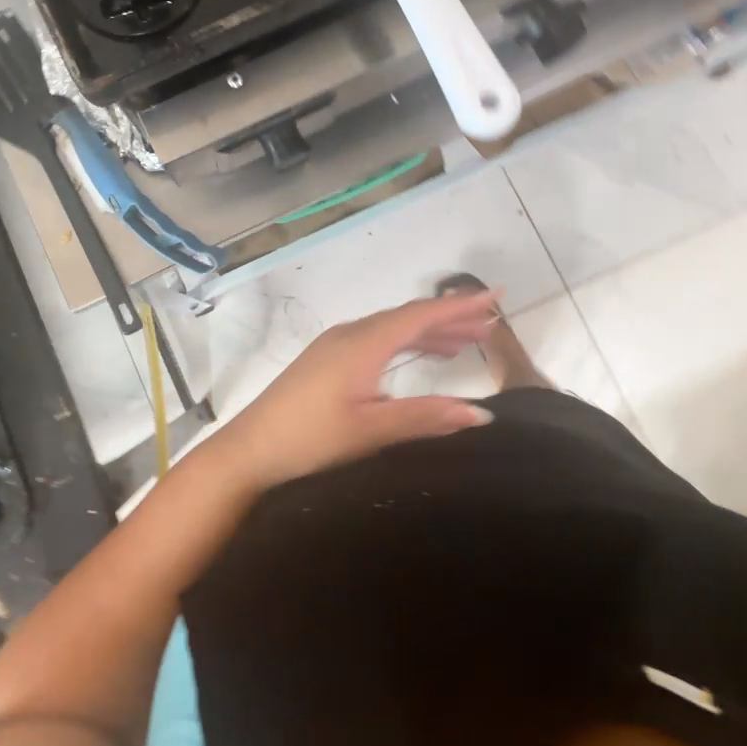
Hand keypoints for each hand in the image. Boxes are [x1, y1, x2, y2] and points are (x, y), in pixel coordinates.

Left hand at [210, 292, 500, 490]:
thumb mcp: (371, 431)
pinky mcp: (325, 361)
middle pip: (407, 318)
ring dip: (428, 333)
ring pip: (391, 330)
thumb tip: (481, 412)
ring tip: (467, 342)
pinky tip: (418, 358)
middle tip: (491, 323)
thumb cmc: (310, 439)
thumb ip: (425, 417)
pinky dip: (404, 344)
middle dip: (450, 318)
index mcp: (363, 343)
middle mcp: (349, 335)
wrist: (250, 450)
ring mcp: (334, 346)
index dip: (460, 306)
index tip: (496, 296)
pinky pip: (376, 341)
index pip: (420, 316)